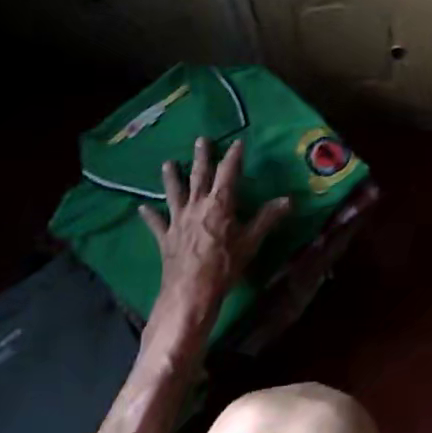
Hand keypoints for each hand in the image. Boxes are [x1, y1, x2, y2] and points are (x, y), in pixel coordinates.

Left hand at [137, 137, 289, 356]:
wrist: (190, 292)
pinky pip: (157, 224)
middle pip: (199, 176)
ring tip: (167, 163)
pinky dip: (150, 216)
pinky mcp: (166, 237)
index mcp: (220, 204)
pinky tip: (142, 208)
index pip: (228, 173)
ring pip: (174, 193)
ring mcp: (178, 221)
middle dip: (201, 157)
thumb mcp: (251, 242)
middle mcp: (197, 206)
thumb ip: (267, 219)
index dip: (233, 157)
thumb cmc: (224, 266)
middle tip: (200, 140)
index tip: (237, 143)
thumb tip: (288, 200)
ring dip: (171, 178)